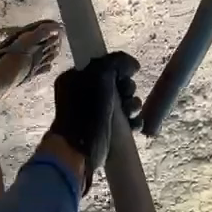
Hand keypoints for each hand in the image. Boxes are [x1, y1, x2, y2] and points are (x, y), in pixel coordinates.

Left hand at [45, 51, 141, 191]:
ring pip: (124, 102)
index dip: (118, 69)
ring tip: (131, 112)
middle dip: (127, 88)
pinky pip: (126, 120)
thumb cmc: (86, 109)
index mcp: (76, 77)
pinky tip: (134, 124)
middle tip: (126, 95)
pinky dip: (133, 121)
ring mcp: (95, 113)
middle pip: (116, 83)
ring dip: (133, 105)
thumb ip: (116, 62)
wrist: (79, 149)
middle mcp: (84, 93)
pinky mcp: (107, 131)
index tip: (124, 75)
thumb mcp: (100, 76)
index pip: (103, 65)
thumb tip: (133, 65)